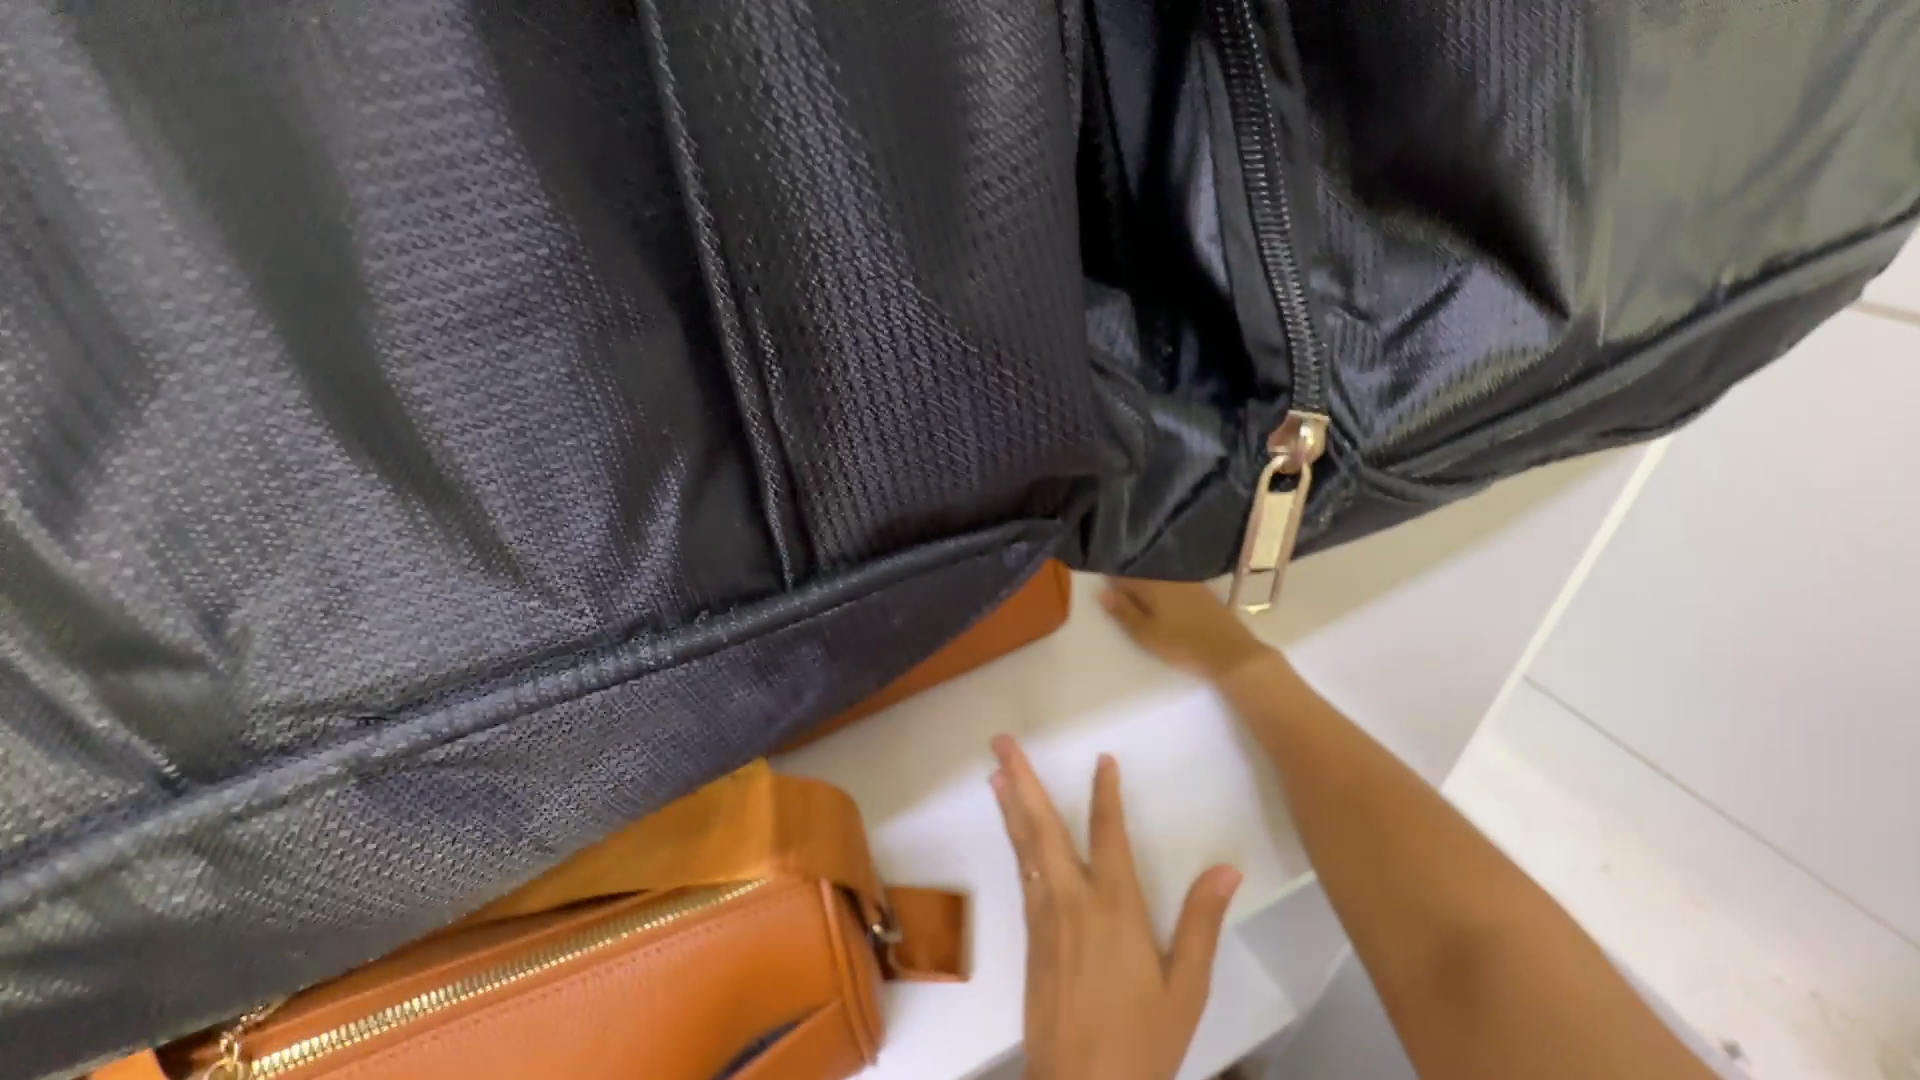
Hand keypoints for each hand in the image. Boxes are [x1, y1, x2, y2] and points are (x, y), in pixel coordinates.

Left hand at [989, 735, 1241, 1079]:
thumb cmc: (1142, 1041)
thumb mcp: (1186, 989)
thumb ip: (1201, 924)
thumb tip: (1226, 869)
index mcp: (1114, 910)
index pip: (1108, 835)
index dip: (1106, 793)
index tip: (1102, 759)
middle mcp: (1072, 903)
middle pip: (1043, 829)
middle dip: (1023, 781)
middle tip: (1002, 743)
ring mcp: (1044, 920)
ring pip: (1025, 850)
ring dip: (1011, 808)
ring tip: (996, 773)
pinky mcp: (1030, 941)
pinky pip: (1023, 879)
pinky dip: (1016, 847)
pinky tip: (1015, 837)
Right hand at [1099, 579, 1273, 681]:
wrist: (1232, 654)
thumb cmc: (1183, 646)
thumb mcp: (1147, 634)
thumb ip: (1124, 612)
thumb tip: (1102, 593)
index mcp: (1153, 586)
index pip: (1125, 578)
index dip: (1111, 583)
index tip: (1101, 587)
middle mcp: (1171, 580)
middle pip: (1144, 578)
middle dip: (1130, 584)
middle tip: (1118, 596)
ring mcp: (1192, 586)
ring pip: (1162, 582)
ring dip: (1150, 589)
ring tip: (1140, 601)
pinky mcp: (1206, 596)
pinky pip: (1177, 588)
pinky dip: (1167, 594)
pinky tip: (1167, 604)